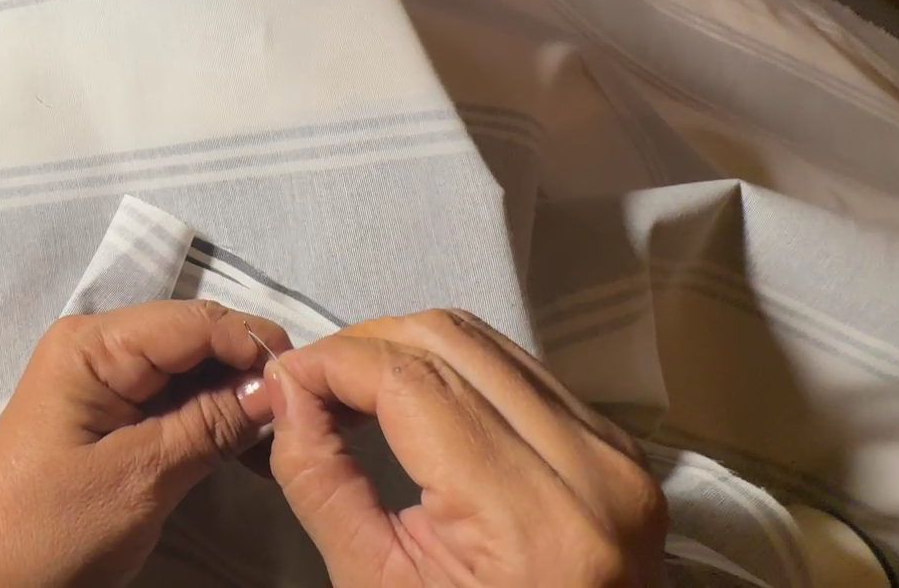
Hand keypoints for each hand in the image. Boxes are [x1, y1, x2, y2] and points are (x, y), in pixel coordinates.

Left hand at [0, 300, 293, 587]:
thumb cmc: (51, 525)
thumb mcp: (138, 478)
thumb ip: (207, 426)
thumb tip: (276, 389)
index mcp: (96, 343)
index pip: (191, 321)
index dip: (250, 344)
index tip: (303, 386)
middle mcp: (102, 341)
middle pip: (194, 337)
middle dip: (247, 370)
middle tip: (301, 417)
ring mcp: (107, 371)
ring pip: (190, 365)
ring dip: (235, 395)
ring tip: (279, 438)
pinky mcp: (114, 403)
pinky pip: (174, 393)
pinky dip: (212, 414)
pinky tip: (245, 444)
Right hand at [266, 309, 665, 586]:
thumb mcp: (373, 587)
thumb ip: (318, 478)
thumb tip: (284, 385)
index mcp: (533, 523)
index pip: (411, 381)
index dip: (333, 361)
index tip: (284, 376)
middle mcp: (588, 468)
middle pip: (443, 339)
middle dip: (361, 345)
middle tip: (314, 383)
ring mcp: (612, 450)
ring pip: (475, 336)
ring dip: (399, 345)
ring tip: (354, 386)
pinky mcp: (615, 444)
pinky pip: (508, 362)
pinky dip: (443, 360)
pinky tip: (409, 395)